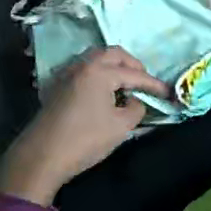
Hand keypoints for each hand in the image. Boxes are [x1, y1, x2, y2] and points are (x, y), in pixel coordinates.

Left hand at [0, 47, 169, 204]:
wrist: (42, 156)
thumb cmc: (85, 140)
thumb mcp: (121, 126)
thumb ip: (136, 108)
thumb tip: (134, 100)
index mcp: (99, 72)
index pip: (134, 74)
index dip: (153, 84)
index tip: (168, 93)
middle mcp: (82, 66)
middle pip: (113, 54)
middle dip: (132, 65)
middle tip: (144, 82)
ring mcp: (66, 74)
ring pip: (95, 59)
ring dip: (113, 66)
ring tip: (125, 84)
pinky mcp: (56, 86)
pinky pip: (83, 70)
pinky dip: (98, 74)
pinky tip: (103, 91)